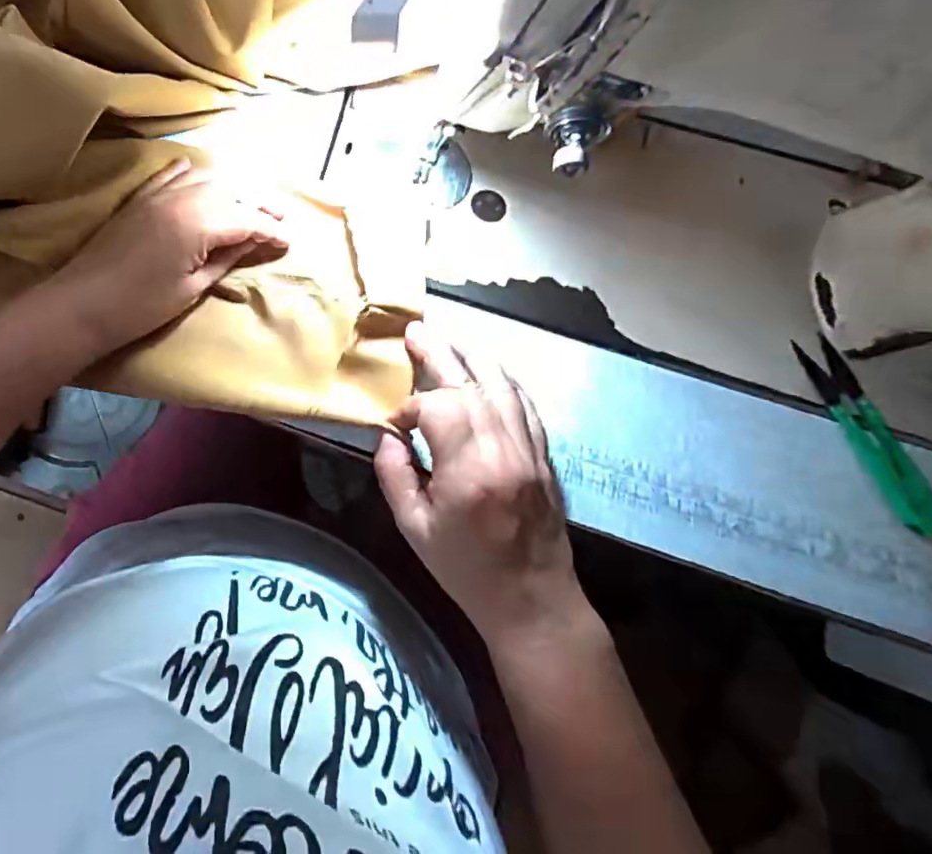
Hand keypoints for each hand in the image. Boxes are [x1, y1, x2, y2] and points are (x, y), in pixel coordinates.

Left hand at [42, 157, 288, 352]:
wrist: (82, 304)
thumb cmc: (140, 307)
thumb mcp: (191, 288)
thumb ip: (225, 259)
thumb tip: (256, 242)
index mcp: (199, 222)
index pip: (247, 219)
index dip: (270, 230)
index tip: (287, 242)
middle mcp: (182, 197)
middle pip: (231, 191)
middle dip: (257, 204)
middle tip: (276, 221)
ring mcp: (157, 194)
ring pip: (205, 178)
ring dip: (230, 188)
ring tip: (246, 205)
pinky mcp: (139, 199)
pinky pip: (171, 174)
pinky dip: (191, 174)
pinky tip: (200, 175)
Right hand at [373, 321, 590, 652]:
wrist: (532, 600)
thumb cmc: (464, 567)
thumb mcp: (412, 526)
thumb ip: (394, 473)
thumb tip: (387, 434)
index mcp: (470, 472)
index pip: (439, 408)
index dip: (410, 405)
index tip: (393, 425)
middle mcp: (505, 452)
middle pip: (471, 386)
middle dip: (439, 354)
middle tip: (415, 330)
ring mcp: (531, 452)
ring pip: (503, 388)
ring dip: (473, 359)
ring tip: (447, 340)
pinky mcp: (544, 457)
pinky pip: (525, 406)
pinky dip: (503, 381)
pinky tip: (486, 370)